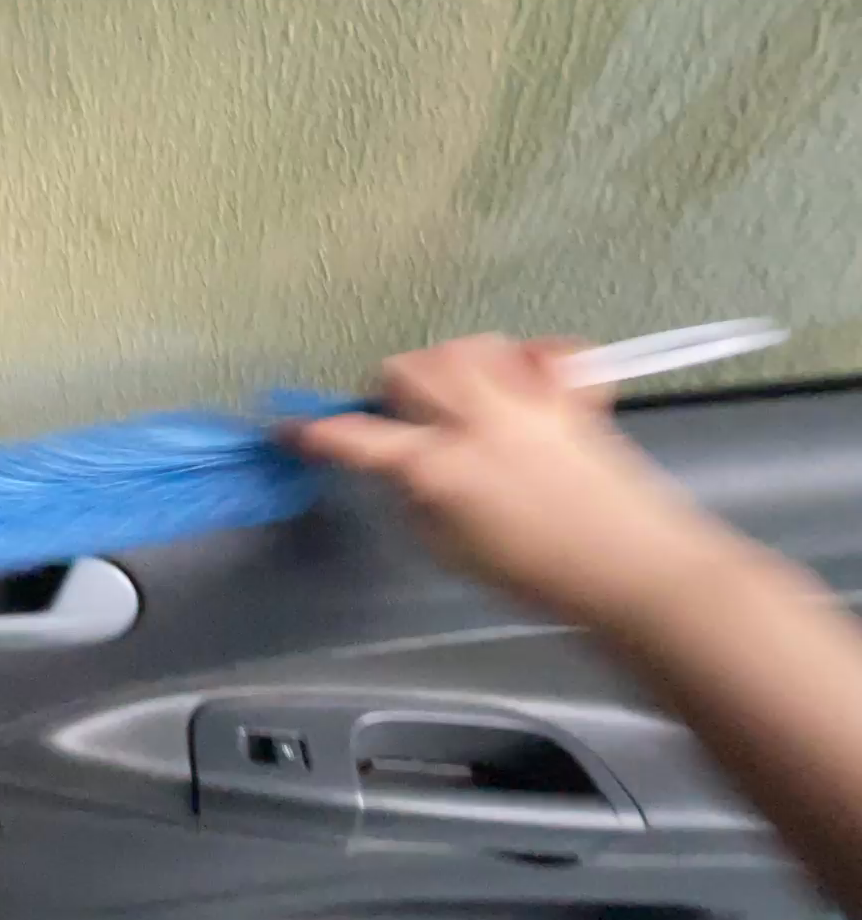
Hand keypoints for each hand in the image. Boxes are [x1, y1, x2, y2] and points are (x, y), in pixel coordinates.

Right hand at [291, 333, 739, 625]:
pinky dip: (528, 356)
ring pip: (468, 346)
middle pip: (410, 368)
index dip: (309, 433)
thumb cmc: (524, 572)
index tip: (286, 430)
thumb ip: (409, 494)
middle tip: (392, 415)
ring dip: (445, 363)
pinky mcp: (577, 399)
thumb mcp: (439, 543)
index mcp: (435, 466)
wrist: (634, 572)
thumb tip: (398, 466)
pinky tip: (519, 380)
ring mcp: (532, 403)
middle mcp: (478, 422)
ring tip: (450, 393)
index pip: (351, 438)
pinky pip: (549, 350)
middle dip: (386, 386)